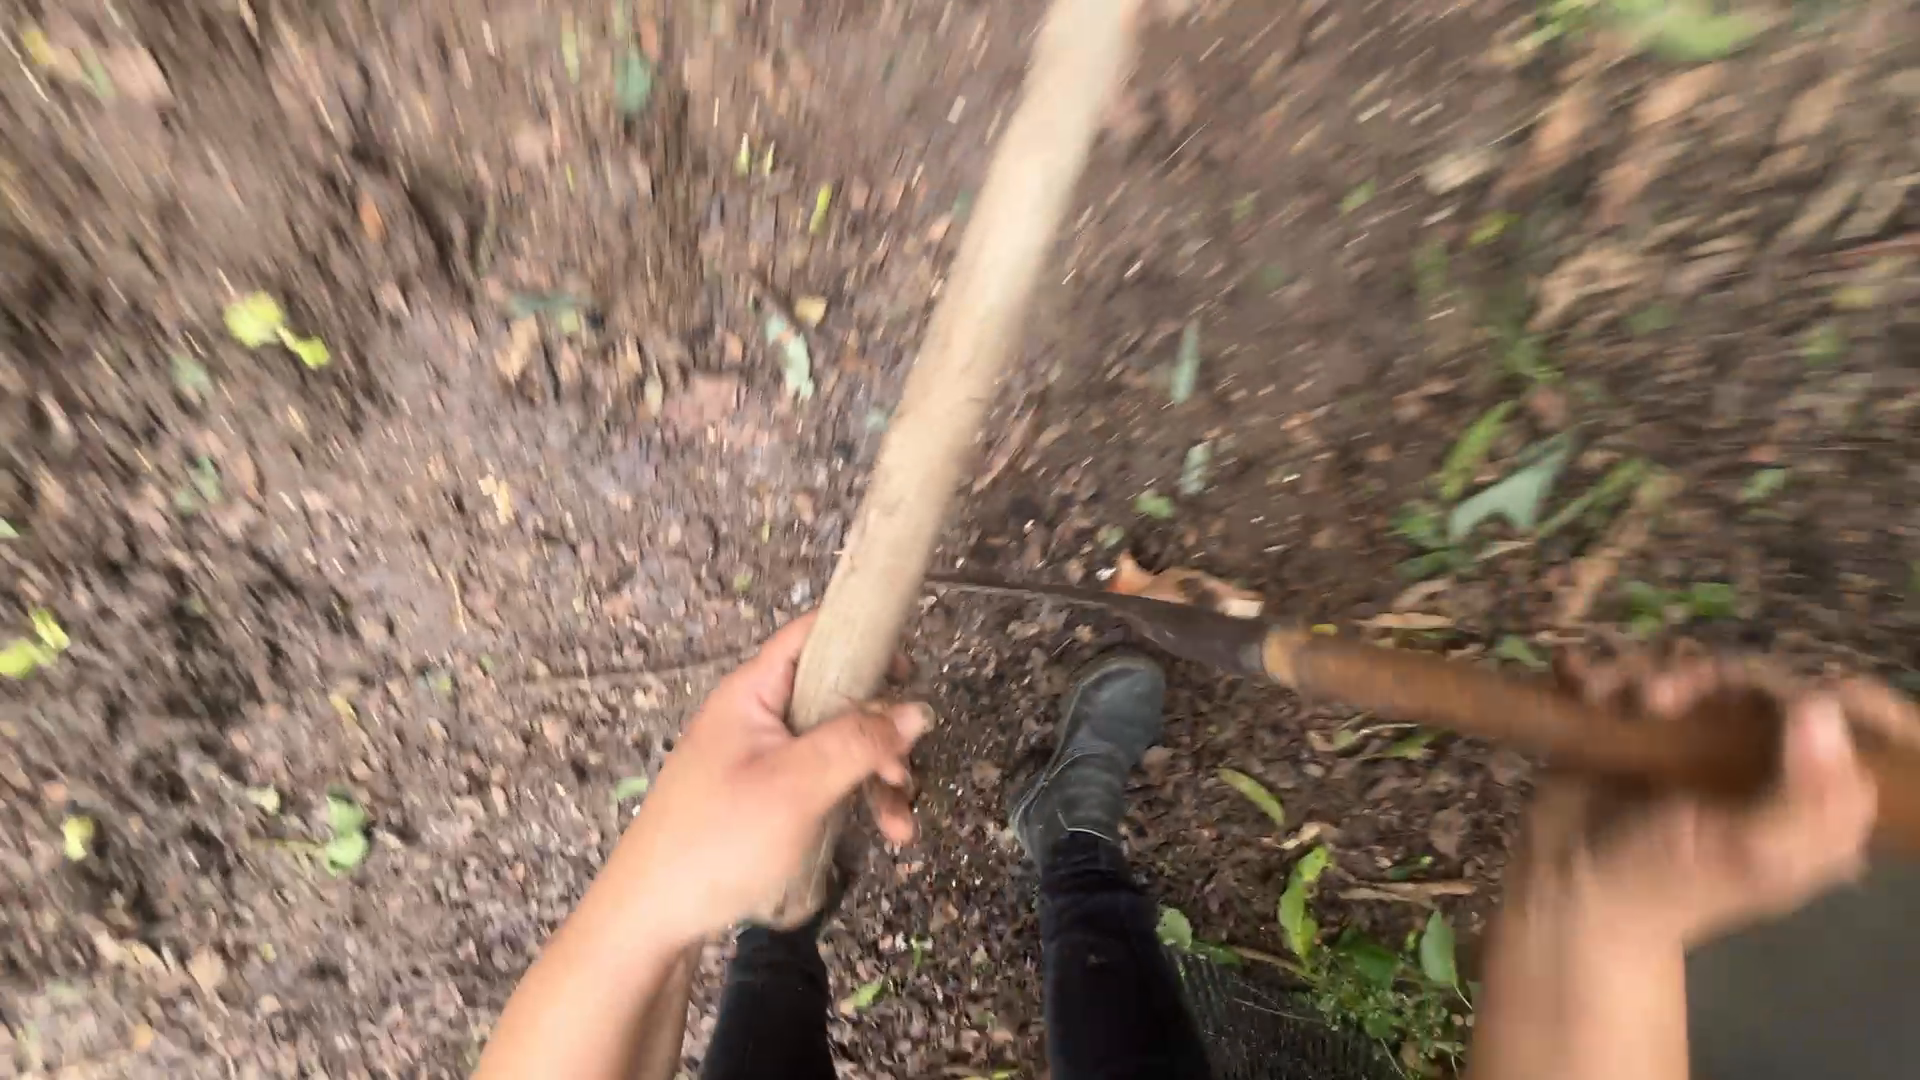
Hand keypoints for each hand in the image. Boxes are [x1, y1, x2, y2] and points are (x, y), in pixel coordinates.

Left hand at [612, 614, 931, 948]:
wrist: (650, 923)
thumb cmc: (719, 839)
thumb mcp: (797, 785)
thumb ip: (859, 741)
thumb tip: (919, 711)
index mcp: (755, 691)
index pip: (813, 634)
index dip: (863, 638)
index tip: (909, 673)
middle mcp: (761, 713)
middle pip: (838, 695)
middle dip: (881, 732)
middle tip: (905, 769)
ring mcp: (765, 755)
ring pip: (839, 743)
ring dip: (877, 775)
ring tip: (901, 822)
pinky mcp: (769, 793)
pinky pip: (825, 778)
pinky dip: (857, 798)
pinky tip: (887, 833)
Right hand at [1519, 654, 1883, 946]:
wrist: (1568, 884)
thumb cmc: (1666, 880)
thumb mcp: (1754, 854)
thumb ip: (1807, 793)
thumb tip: (1817, 706)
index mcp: (1804, 792)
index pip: (1834, 722)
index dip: (1814, 693)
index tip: (1776, 690)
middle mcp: (1742, 756)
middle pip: (1741, 684)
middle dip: (1698, 678)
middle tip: (1656, 699)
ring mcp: (1673, 739)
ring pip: (1671, 673)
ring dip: (1634, 673)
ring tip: (1600, 695)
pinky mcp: (1616, 730)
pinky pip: (1610, 682)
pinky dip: (1590, 670)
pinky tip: (1573, 674)